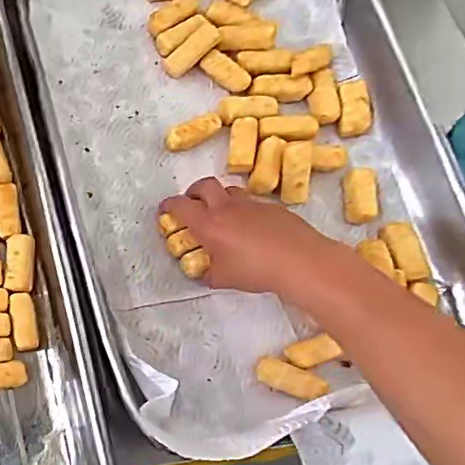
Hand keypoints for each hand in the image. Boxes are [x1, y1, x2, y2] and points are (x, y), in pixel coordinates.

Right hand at [160, 177, 336, 296]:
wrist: (300, 261)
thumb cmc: (256, 271)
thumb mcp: (222, 279)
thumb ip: (208, 272)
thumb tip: (203, 272)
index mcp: (208, 223)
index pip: (180, 206)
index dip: (168, 206)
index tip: (164, 210)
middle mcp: (226, 207)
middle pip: (204, 185)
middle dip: (193, 192)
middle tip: (192, 204)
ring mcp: (251, 204)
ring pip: (229, 189)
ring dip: (219, 197)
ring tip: (221, 213)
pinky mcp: (272, 207)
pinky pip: (250, 201)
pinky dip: (242, 208)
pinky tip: (249, 227)